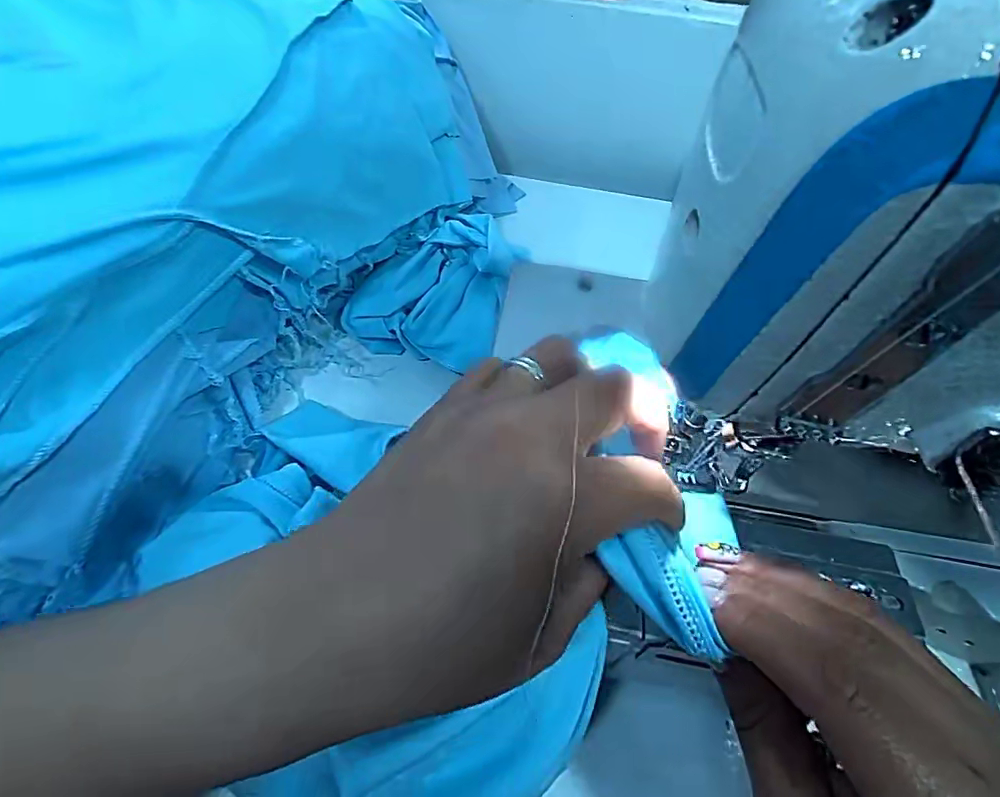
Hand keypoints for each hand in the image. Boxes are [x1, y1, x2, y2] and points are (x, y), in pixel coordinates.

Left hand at [289, 335, 683, 730]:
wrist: (332, 615)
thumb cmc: (440, 644)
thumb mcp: (540, 641)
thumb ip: (591, 584)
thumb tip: (605, 546)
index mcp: (570, 496)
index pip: (650, 483)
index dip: (667, 506)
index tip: (658, 526)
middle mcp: (536, 433)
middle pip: (619, 385)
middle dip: (644, 418)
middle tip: (631, 456)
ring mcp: (488, 408)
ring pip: (559, 354)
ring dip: (582, 387)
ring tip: (572, 427)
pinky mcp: (446, 405)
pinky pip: (500, 367)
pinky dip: (522, 386)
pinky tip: (512, 423)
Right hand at [702, 552, 999, 796]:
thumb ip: (771, 744)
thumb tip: (731, 655)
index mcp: (937, 790)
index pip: (840, 676)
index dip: (767, 625)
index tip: (706, 594)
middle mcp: (972, 738)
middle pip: (859, 635)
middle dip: (775, 593)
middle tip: (710, 568)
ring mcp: (976, 712)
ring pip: (876, 622)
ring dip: (798, 589)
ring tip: (738, 570)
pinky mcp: (965, 698)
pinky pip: (889, 632)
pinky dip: (829, 604)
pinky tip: (788, 592)